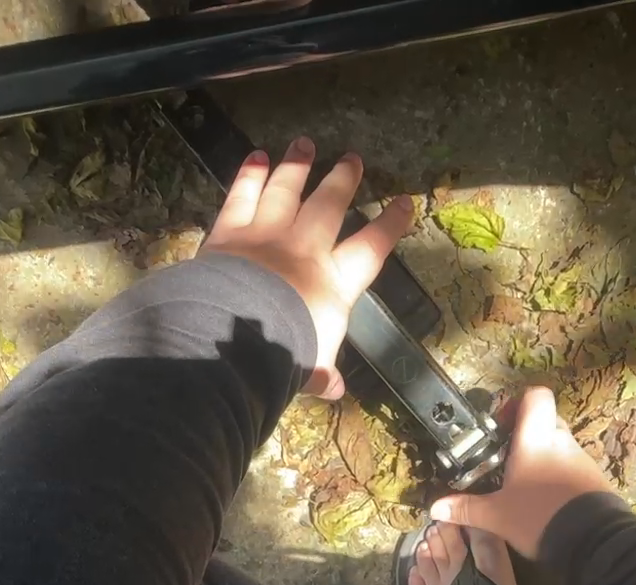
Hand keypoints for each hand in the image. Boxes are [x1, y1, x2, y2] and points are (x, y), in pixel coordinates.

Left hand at [199, 136, 416, 399]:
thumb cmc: (284, 353)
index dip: (390, 225)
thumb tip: (334, 389)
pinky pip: (243, 194)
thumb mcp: (311, 369)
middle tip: (352, 159)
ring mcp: (268, 234)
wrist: (236, 333)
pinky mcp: (231, 231)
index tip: (405, 204)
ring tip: (304, 144)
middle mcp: (306, 249)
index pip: (371, 249)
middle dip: (343, 180)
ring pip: (287, 190)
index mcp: (335, 284)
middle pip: (329, 205)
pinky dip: (250, 174)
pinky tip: (257, 156)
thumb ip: (322, 374)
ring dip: (297, 166)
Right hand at [429, 386, 616, 559]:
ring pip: (560, 446)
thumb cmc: (539, 517)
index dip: (518, 402)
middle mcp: (561, 442)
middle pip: (546, 420)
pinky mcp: (596, 479)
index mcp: (535, 440)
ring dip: (543, 457)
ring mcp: (582, 460)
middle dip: (527, 434)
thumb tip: (435, 508)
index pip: (535, 396)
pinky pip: (573, 468)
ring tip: (524, 486)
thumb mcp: (496, 516)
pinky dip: (558, 477)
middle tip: (507, 458)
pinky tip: (545, 502)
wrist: (593, 542)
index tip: (501, 424)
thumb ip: (466, 508)